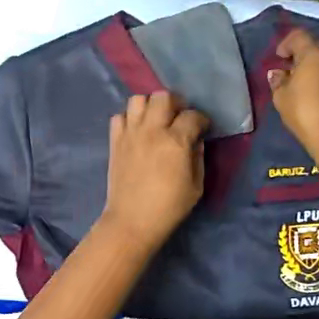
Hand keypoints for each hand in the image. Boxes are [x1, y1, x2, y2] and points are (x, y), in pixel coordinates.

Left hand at [98, 91, 209, 253]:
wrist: (132, 221)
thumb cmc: (169, 207)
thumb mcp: (196, 186)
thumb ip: (198, 158)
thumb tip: (196, 140)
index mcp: (176, 141)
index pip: (192, 115)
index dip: (201, 120)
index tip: (203, 128)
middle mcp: (152, 130)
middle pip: (163, 96)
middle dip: (175, 103)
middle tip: (178, 118)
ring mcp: (130, 133)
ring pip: (138, 99)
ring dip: (150, 106)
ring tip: (156, 121)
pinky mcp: (115, 141)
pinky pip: (119, 116)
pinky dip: (129, 119)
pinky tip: (137, 132)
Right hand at [268, 29, 318, 153]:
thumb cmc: (302, 111)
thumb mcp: (281, 97)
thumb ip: (278, 81)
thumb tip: (277, 73)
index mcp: (313, 55)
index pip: (299, 37)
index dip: (287, 43)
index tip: (280, 57)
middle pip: (317, 49)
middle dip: (304, 57)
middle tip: (293, 72)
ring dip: (317, 72)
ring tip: (307, 89)